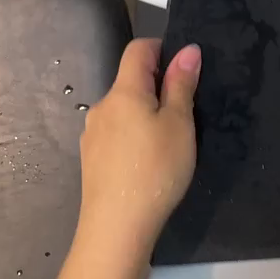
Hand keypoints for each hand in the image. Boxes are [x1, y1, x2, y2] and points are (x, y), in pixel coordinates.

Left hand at [76, 39, 200, 254]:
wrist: (116, 230)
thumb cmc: (155, 169)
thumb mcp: (179, 124)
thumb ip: (181, 84)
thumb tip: (187, 50)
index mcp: (123, 92)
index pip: (138, 49)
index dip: (162, 48)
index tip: (185, 69)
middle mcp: (102, 107)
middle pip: (131, 80)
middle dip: (158, 85)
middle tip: (187, 110)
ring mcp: (93, 135)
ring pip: (124, 109)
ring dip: (146, 113)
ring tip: (170, 140)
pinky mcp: (92, 160)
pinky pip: (117, 133)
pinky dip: (135, 135)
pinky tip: (149, 161)